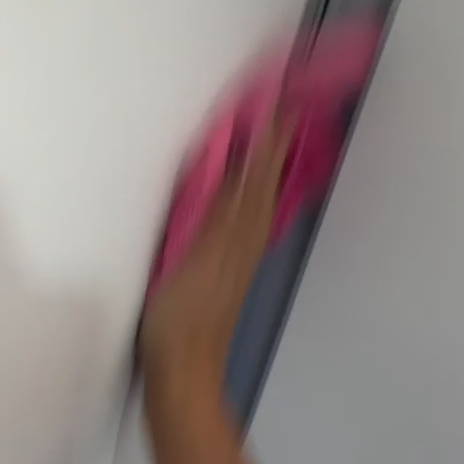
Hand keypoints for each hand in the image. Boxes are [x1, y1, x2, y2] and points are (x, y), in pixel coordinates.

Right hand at [139, 119, 292, 379]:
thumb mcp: (196, 257)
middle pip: (264, 182)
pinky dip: (246, 196)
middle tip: (281, 107)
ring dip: (262, 167)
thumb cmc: (181, 319)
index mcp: (238, 230)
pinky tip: (238, 196)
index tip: (278, 94)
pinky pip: (242, 219)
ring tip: (266, 140)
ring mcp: (235, 256)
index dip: (268, 133)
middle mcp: (244, 238)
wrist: (183, 369)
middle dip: (273, 144)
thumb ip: (219, 208)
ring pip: (256, 200)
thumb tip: (244, 159)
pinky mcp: (222, 271)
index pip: (257, 170)